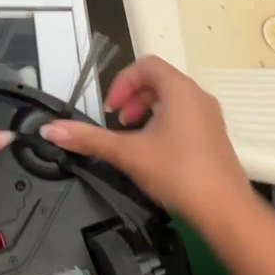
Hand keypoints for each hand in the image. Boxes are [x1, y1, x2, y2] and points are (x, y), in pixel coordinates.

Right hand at [39, 56, 254, 222]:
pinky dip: (163, 125)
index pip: (146, 65)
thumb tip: (50, 129)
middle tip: (119, 123)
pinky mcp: (214, 137)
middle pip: (159, 81)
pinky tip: (154, 154)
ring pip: (172, 101)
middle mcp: (198, 97)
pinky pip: (185, 118)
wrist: (224, 210)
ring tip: (133, 139)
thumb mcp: (127, 153)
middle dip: (133, 98)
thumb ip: (88, 139)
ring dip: (147, 112)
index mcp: (180, 90)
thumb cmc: (178, 173)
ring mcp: (210, 117)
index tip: (111, 109)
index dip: (122, 82)